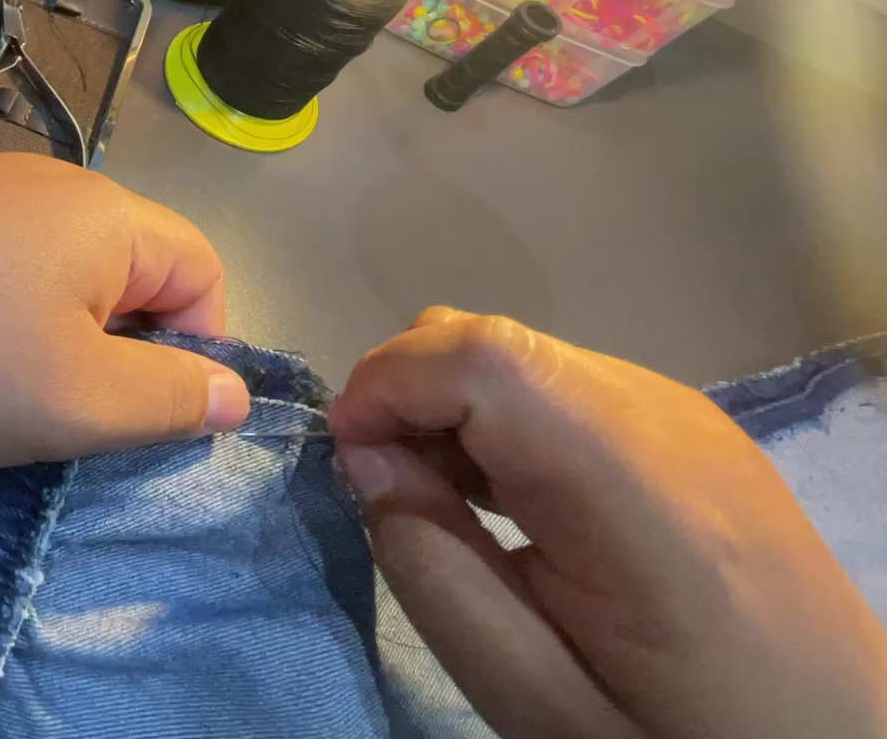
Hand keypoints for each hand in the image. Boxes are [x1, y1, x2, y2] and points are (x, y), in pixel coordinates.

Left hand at [0, 153, 248, 466]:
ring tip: (0, 389)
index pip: (203, 270)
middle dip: (121, 346)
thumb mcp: (80, 399)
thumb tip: (233, 389)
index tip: (152, 414)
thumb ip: (174, 398)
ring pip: (54, 270)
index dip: (202, 348)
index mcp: (105, 212)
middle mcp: (45, 182)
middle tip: (71, 411)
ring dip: (52, 335)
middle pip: (128, 267)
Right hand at [329, 307, 886, 738]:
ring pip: (502, 349)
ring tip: (444, 492)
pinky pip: (539, 375)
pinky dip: (484, 413)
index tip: (351, 455)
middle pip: (483, 339)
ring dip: (439, 404)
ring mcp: (677, 411)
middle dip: (402, 393)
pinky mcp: (674, 419)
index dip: (387, 383)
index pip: (484, 360)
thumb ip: (425, 558)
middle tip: (391, 481)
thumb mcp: (522, 688)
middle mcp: (665, 421)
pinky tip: (499, 488)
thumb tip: (366, 450)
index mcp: (642, 498)